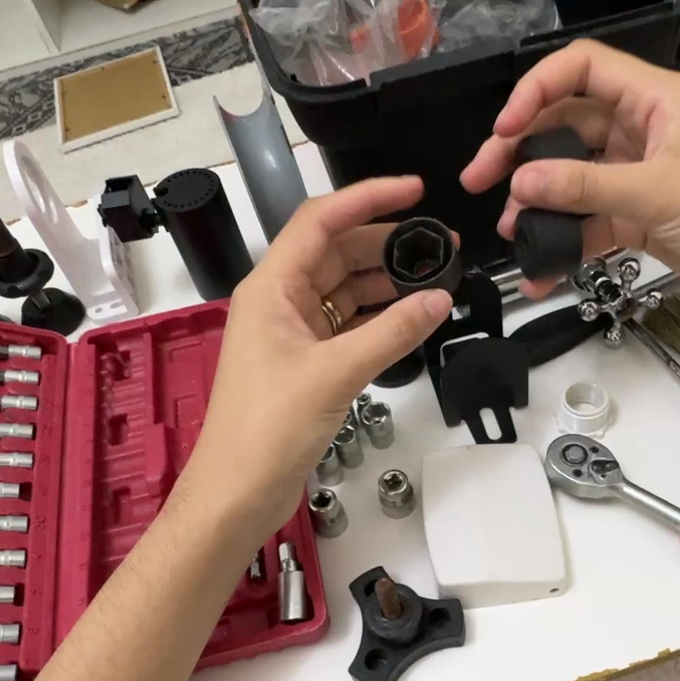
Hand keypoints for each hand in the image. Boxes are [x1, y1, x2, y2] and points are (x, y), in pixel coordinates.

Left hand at [178, 177, 452, 542]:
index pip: (321, 221)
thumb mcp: (334, 373)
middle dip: (387, 244)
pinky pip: (346, 326)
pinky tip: (409, 319)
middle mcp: (278, 303)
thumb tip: (438, 299)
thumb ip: (392, 333)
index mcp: (270, 288)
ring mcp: (292, 335)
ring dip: (385, 283)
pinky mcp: (305, 364)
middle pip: (336, 253)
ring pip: (344, 291)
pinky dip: (377, 320)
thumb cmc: (267, 429)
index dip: (367, 198)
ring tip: (433, 280)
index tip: (414, 189)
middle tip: (440, 246)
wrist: (239, 490)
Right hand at [459, 39, 679, 312]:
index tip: (504, 131)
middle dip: (521, 154)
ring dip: (539, 205)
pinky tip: (541, 268)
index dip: (537, 91)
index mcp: (654, 100)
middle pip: (566, 127)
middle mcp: (642, 132)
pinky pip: (590, 224)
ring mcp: (638, 177)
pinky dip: (565, 244)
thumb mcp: (656, 192)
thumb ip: (585, 187)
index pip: (583, 71)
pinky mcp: (639, 218)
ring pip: (573, 180)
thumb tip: (521, 184)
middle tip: (481, 180)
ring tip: (511, 231)